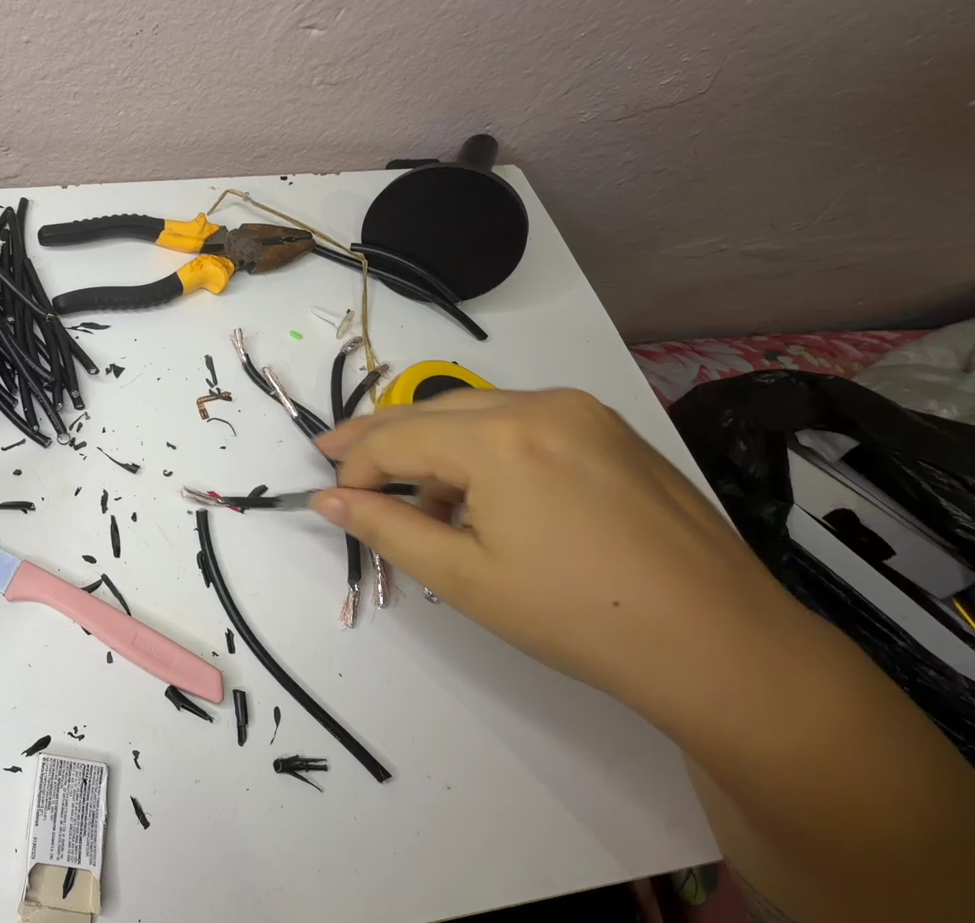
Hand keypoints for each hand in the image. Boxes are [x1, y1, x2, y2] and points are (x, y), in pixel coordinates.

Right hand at [312, 388, 797, 708]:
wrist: (722, 645)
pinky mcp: (612, 431)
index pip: (394, 438)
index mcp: (499, 438)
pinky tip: (481, 492)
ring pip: (475, 410)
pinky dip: (481, 445)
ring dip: (431, 442)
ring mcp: (584, 413)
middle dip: (379, 436)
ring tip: (417, 497)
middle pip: (430, 409)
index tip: (333, 500)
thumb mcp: (462, 577)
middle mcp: (540, 405)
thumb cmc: (577, 616)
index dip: (353, 468)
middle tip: (334, 455)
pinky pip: (520, 421)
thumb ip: (385, 527)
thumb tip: (326, 498)